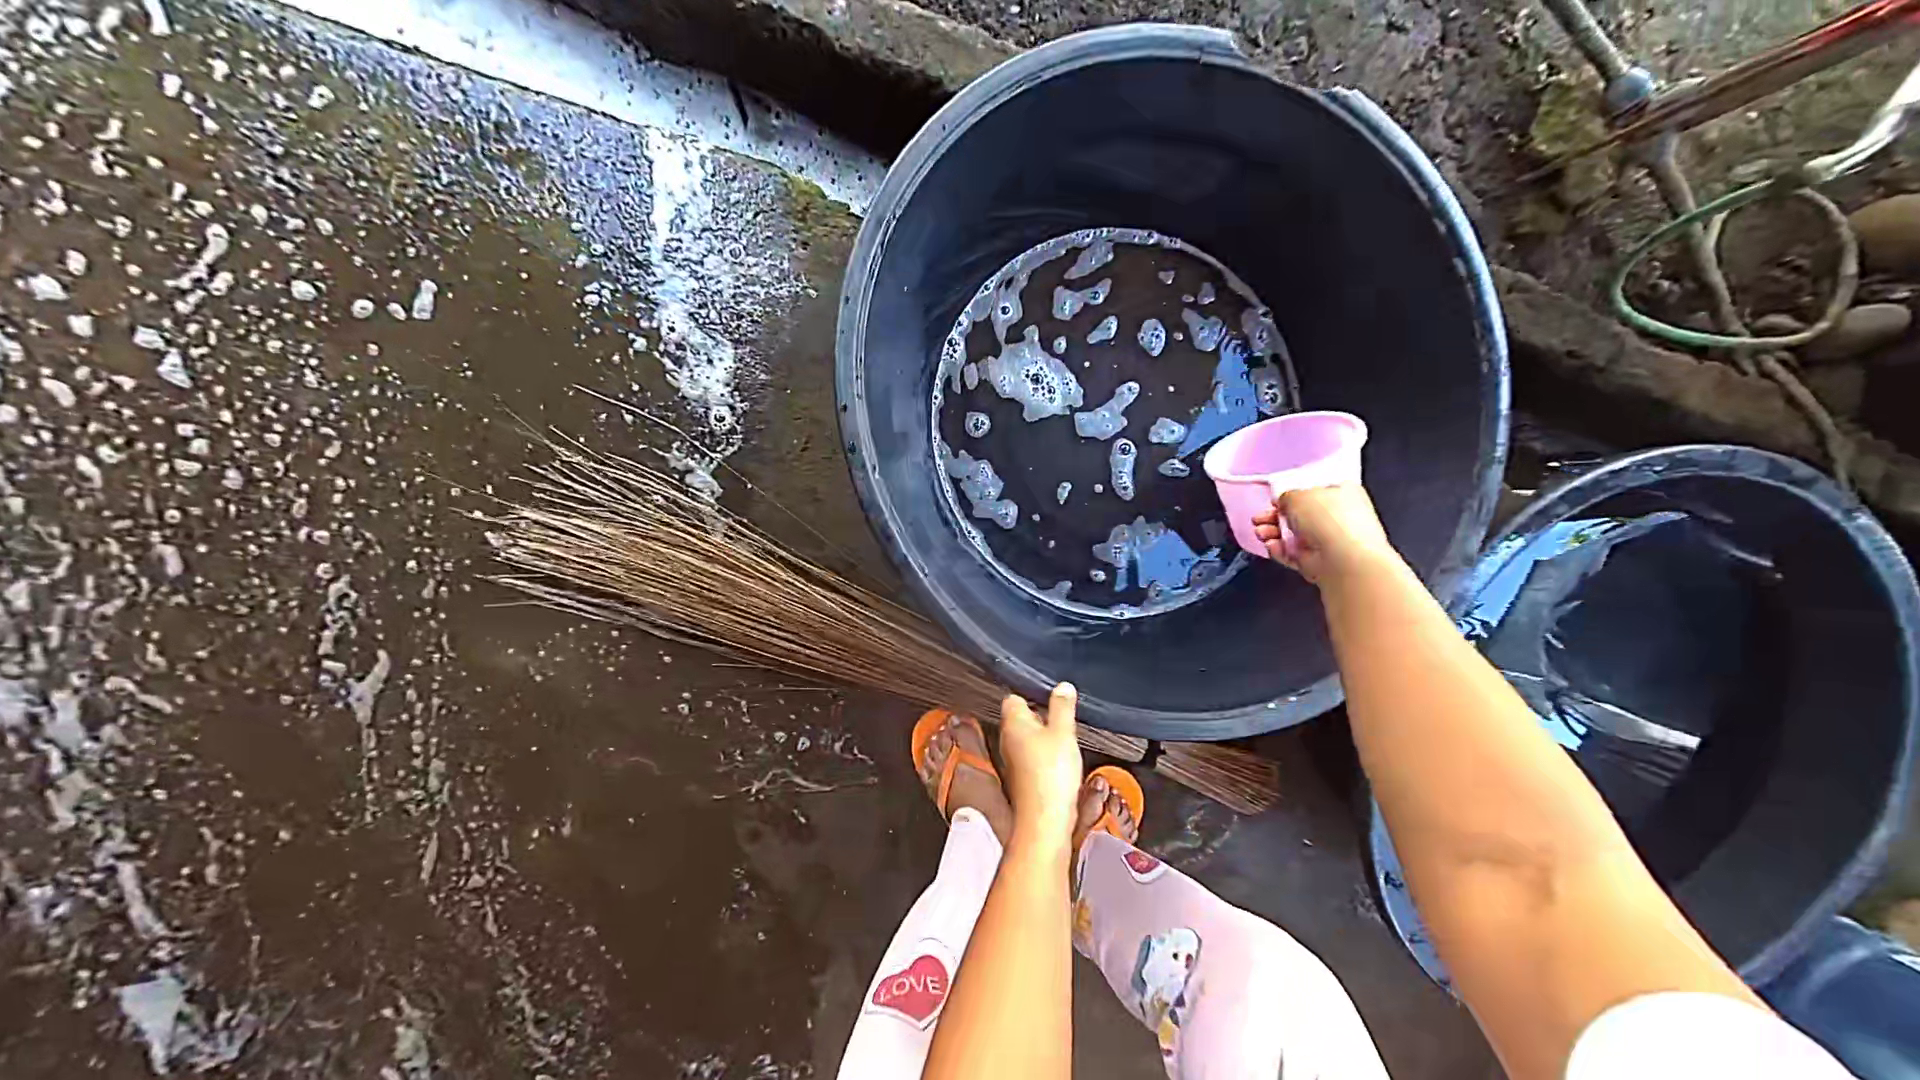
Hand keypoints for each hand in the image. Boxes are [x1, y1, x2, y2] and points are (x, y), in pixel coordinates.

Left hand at [997, 683, 1084, 838]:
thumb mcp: (1064, 732)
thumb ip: (1063, 706)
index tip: (1051, 698)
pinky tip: (1060, 763)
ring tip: (1064, 742)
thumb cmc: (1050, 776)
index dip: (1032, 694)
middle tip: (1062, 721)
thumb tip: (1063, 687)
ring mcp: (1012, 759)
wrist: (1045, 819)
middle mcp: (1007, 739)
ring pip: (1028, 738)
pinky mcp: (1022, 777)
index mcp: (1013, 722)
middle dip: (1042, 716)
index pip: (1014, 697)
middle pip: (1022, 718)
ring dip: (1045, 738)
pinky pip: (1032, 758)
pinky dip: (1045, 757)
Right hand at [1253, 485, 1397, 583]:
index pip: (1314, 491)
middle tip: (1258, 519)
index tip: (1274, 500)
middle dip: (1274, 518)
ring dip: (1272, 533)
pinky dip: (1279, 550)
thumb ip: (1286, 496)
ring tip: (1260, 533)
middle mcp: (1336, 516)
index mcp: (1342, 493)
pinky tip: (1271, 546)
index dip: (1291, 496)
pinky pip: (1293, 554)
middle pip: (1298, 516)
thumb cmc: (1326, 517)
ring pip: (1292, 536)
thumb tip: (1284, 503)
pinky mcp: (1317, 562)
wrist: (1342, 557)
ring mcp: (1327, 541)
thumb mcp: (1298, 495)